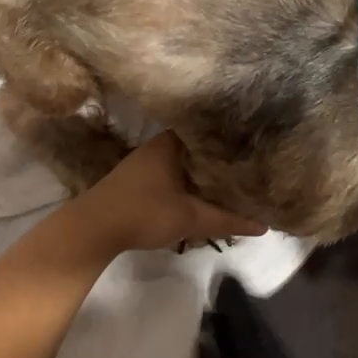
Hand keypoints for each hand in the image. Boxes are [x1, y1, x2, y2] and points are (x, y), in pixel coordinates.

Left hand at [63, 133, 267, 256]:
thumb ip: (228, 220)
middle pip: (200, 144)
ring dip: (205, 168)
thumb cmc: (144, 212)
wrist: (93, 228)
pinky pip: (175, 168)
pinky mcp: (140, 175)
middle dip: (222, 155)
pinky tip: (205, 188)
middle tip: (253, 162)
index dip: (234, 136)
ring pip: (186, 159)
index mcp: (173, 141)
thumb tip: (264, 225)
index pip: (211, 128)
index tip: (258, 142)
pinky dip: (191, 176)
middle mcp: (160, 143)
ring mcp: (148, 158)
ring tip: (235, 176)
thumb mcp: (191, 218)